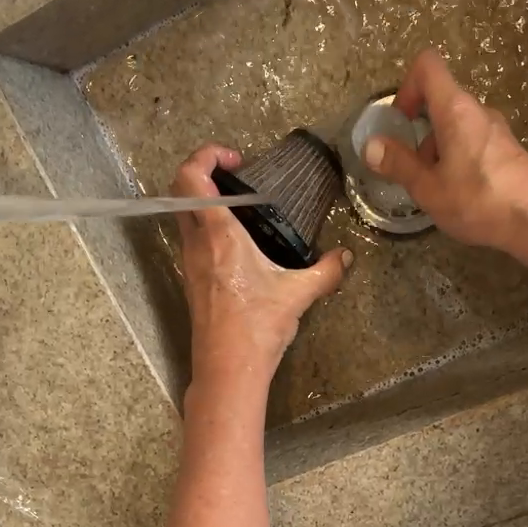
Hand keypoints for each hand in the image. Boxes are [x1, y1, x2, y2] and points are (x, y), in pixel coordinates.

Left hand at [173, 145, 350, 391]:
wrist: (228, 371)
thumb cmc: (256, 329)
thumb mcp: (298, 296)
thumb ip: (326, 272)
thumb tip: (346, 257)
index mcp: (219, 236)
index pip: (191, 177)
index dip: (206, 156)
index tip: (235, 161)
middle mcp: (197, 245)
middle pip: (181, 191)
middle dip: (204, 174)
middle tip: (236, 179)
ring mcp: (190, 265)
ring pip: (184, 218)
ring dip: (204, 203)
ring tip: (239, 209)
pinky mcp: (192, 284)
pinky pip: (192, 242)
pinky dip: (207, 230)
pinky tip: (237, 246)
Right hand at [363, 49, 527, 251]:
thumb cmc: (479, 201)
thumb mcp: (429, 189)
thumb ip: (399, 165)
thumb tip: (370, 146)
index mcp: (455, 109)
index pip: (427, 67)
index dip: (406, 87)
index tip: (400, 123)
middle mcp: (478, 111)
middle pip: (441, 103)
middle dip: (421, 133)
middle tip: (415, 171)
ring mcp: (497, 130)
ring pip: (458, 128)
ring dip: (440, 152)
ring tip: (438, 191)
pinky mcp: (509, 151)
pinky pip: (475, 145)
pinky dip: (460, 162)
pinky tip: (462, 197)